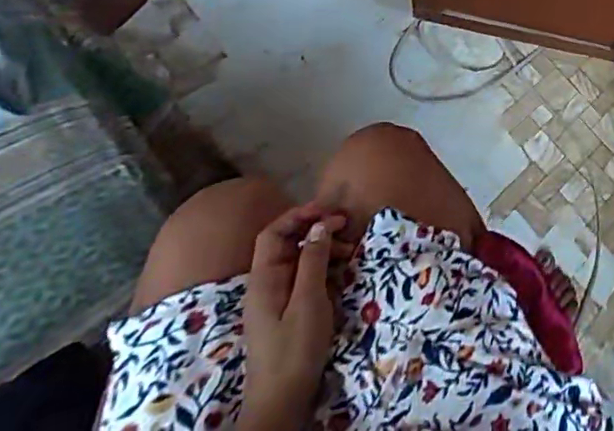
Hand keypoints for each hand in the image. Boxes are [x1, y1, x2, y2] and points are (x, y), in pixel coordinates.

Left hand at [241, 204, 348, 430]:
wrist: (281, 404)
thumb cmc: (293, 351)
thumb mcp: (308, 302)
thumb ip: (313, 261)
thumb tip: (320, 225)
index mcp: (264, 278)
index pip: (274, 233)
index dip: (298, 215)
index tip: (328, 210)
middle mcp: (268, 283)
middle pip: (287, 243)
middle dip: (316, 229)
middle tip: (346, 224)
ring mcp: (278, 298)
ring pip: (299, 259)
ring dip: (323, 248)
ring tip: (349, 250)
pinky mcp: (289, 312)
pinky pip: (305, 278)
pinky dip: (323, 268)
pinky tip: (341, 271)